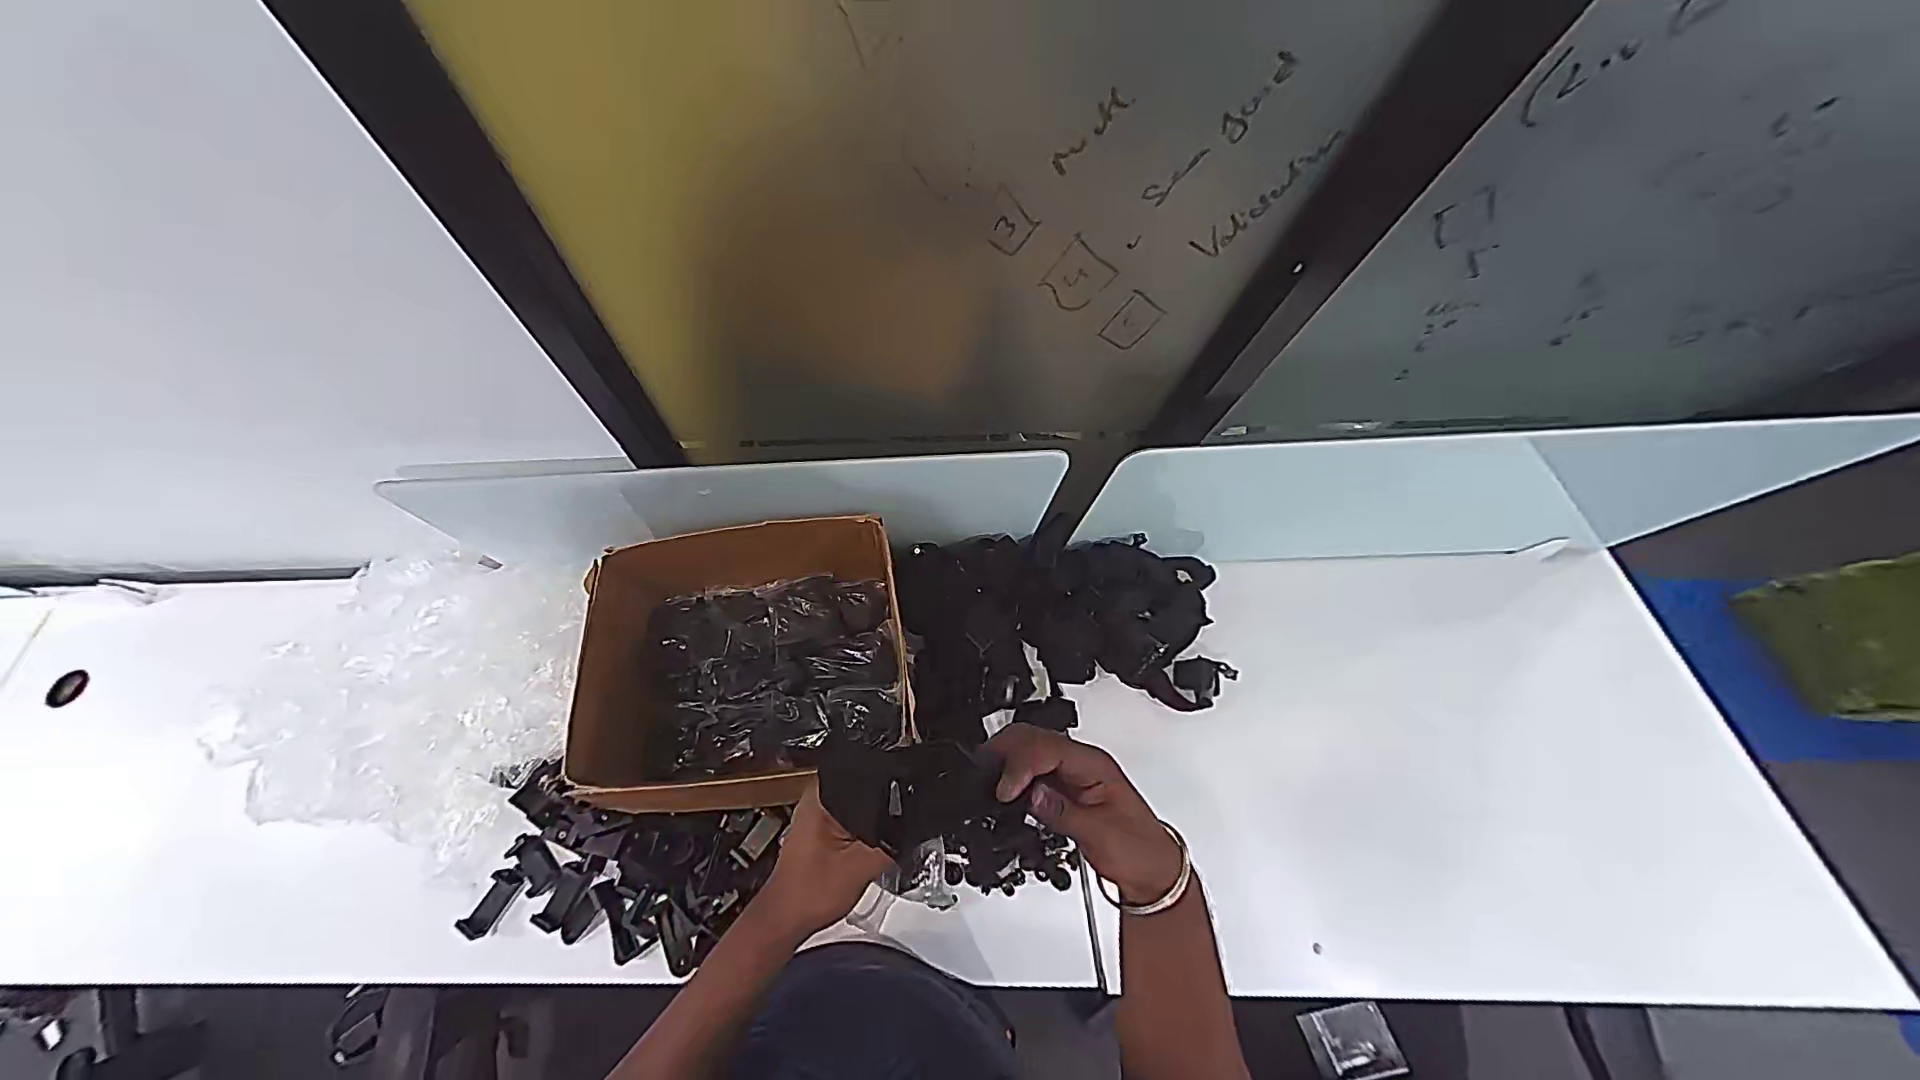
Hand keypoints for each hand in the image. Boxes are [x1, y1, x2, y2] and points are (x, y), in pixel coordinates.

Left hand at [750, 783, 895, 939]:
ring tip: (872, 843)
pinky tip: (864, 850)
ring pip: (857, 807)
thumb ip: (892, 842)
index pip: (862, 770)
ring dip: (871, 821)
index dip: (886, 781)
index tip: (900, 794)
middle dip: (881, 805)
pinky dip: (860, 833)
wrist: (784, 923)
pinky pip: (849, 822)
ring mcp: (815, 815)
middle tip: (887, 828)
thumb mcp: (862, 865)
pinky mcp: (818, 831)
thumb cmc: (807, 895)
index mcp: (820, 794)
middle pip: (863, 787)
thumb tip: (915, 829)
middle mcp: (815, 799)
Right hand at [984, 724, 1183, 904]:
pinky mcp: (1062, 789)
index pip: (1047, 748)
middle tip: (986, 777)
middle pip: (1034, 738)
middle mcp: (1081, 762)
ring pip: (1029, 750)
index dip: (1020, 765)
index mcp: (1094, 764)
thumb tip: (1030, 793)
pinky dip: (1013, 777)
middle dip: (1005, 752)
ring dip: (1006, 761)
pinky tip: (1006, 793)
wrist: (1153, 872)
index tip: (1004, 790)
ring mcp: (1071, 774)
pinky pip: (1031, 771)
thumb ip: (1062, 812)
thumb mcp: (1101, 835)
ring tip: (990, 785)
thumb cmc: (1140, 852)